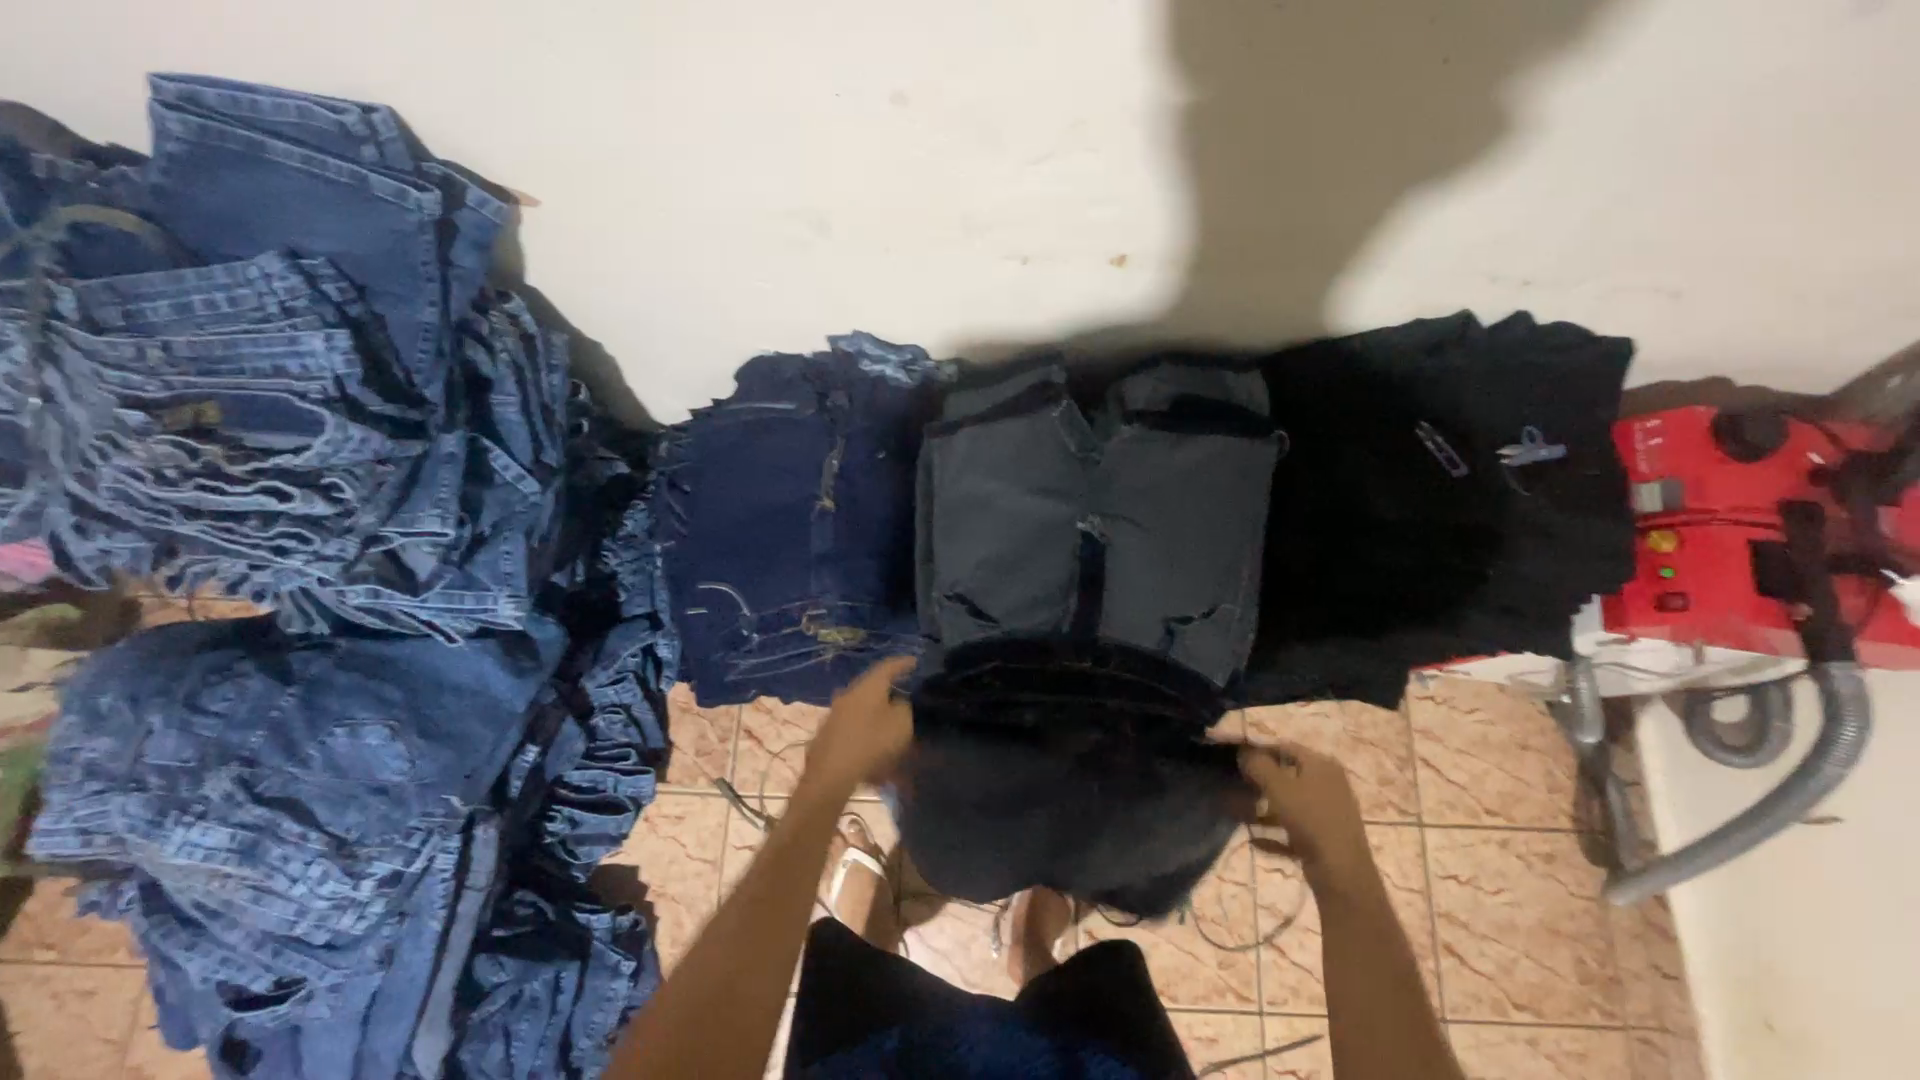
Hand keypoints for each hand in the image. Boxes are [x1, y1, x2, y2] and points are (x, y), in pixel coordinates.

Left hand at [799, 656, 915, 801]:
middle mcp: (848, 694)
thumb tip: (897, 702)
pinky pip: (853, 724)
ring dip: (876, 711)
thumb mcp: (901, 724)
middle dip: (887, 689)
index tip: (914, 661)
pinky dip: (866, 728)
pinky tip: (874, 741)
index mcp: (868, 687)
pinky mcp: (827, 733)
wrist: (830, 775)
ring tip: (889, 721)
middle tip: (902, 691)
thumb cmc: (871, 744)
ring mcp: (834, 713)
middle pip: (871, 686)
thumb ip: (903, 708)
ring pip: (861, 706)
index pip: (888, 667)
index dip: (903, 663)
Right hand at [1239, 742, 1371, 889]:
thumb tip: (1244, 751)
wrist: (1341, 869)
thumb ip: (1258, 765)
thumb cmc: (1310, 818)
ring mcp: (1328, 812)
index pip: (1285, 747)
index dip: (1259, 750)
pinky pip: (1293, 830)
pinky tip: (1254, 841)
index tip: (1236, 759)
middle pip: (1288, 776)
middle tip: (1235, 786)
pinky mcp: (1324, 837)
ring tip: (1237, 814)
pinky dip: (1274, 833)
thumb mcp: (1278, 787)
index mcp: (1321, 765)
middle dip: (1259, 782)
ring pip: (1289, 804)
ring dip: (1263, 809)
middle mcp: (1328, 784)